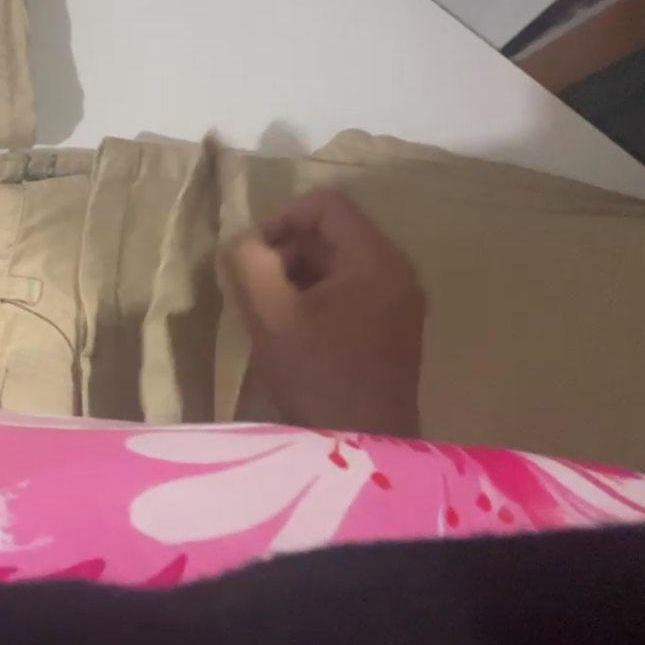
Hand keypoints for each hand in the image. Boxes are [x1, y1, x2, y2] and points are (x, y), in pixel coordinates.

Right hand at [225, 190, 424, 436]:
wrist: (361, 439)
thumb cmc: (315, 371)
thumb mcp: (270, 313)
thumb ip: (252, 264)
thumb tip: (244, 241)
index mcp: (375, 261)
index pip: (328, 206)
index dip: (282, 218)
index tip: (252, 254)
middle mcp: (397, 271)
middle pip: (335, 232)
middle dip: (288, 249)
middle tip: (255, 284)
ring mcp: (400, 300)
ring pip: (340, 262)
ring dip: (298, 274)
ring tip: (270, 308)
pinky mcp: (394, 325)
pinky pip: (352, 288)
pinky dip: (317, 294)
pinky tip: (294, 326)